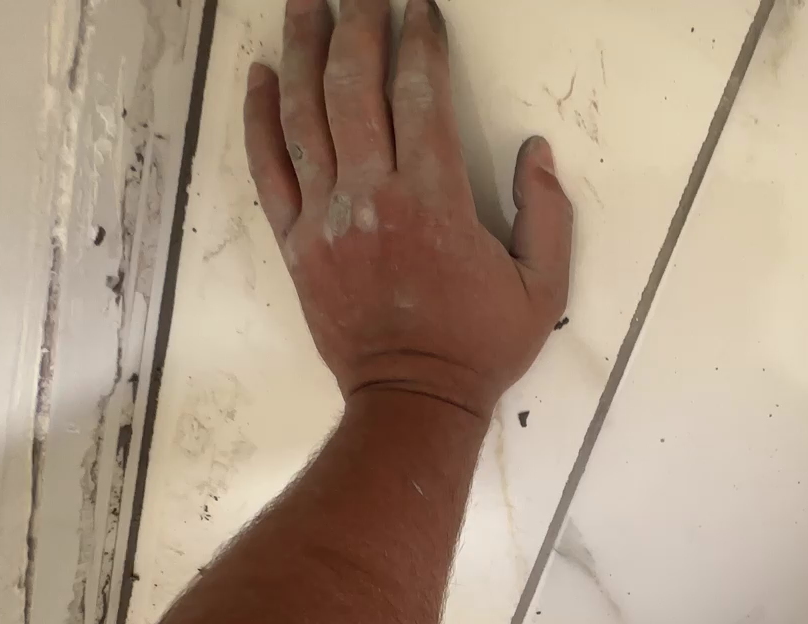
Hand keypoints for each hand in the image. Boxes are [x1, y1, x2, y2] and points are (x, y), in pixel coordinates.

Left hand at [244, 0, 572, 418]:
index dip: (420, 43)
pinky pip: (268, 167)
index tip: (420, 8)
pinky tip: (262, 74)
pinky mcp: (296, 243)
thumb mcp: (544, 291)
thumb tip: (535, 151)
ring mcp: (326, 219)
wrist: (416, 400)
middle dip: (357, 23)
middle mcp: (374, 197)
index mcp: (437, 204)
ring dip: (303, 48)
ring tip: (306, 2)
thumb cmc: (482, 349)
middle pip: (354, 86)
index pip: (421, 97)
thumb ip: (548, 217)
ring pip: (303, 113)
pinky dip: (259, 116)